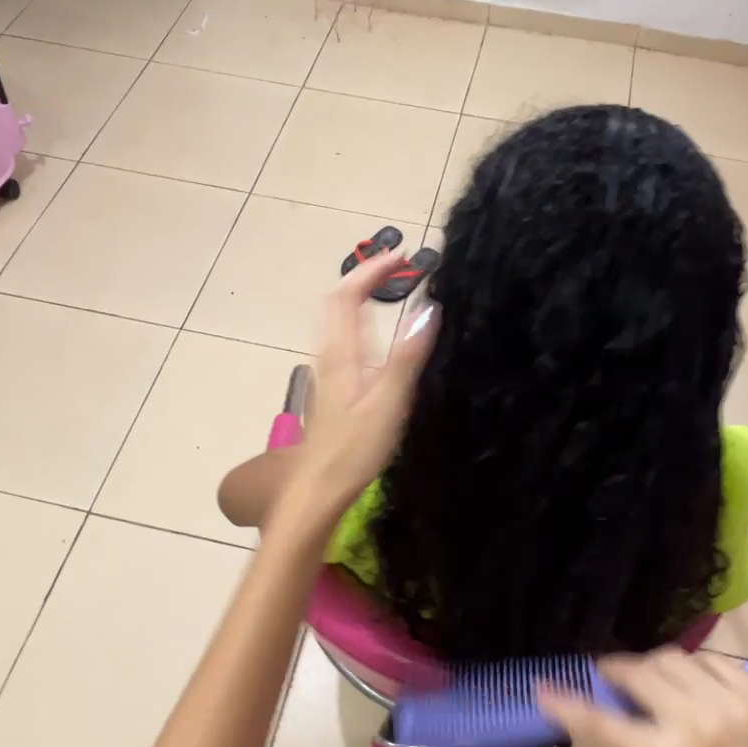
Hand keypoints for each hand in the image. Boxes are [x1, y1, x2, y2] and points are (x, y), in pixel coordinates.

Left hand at [284, 246, 437, 512]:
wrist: (317, 490)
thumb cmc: (353, 450)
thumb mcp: (389, 402)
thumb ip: (408, 355)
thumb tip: (430, 308)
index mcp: (342, 353)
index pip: (348, 294)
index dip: (372, 269)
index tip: (402, 256)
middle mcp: (328, 355)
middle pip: (335, 301)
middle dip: (363, 276)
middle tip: (395, 267)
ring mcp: (325, 373)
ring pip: (335, 321)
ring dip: (357, 297)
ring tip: (387, 290)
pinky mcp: (329, 390)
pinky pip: (340, 340)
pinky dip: (357, 322)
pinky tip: (374, 339)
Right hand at [538, 651, 747, 746]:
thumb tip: (615, 712)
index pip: (598, 720)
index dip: (565, 702)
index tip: (544, 688)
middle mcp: (696, 721)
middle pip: (639, 670)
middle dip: (616, 671)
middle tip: (612, 679)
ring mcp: (736, 705)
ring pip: (677, 657)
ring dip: (656, 666)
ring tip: (656, 681)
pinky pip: (718, 662)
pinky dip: (698, 668)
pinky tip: (696, 684)